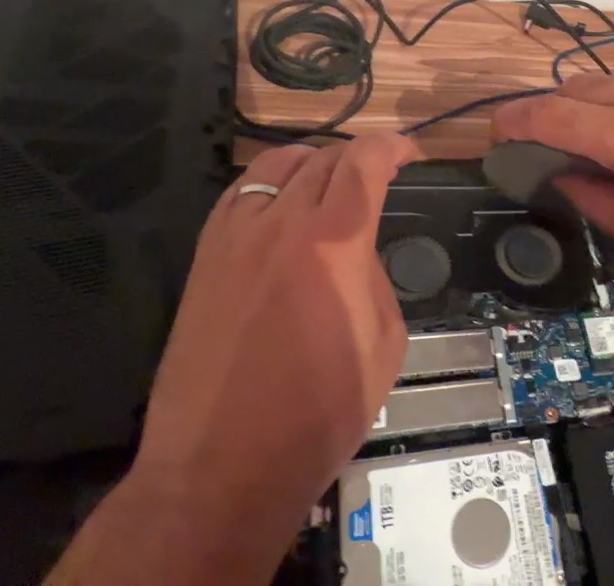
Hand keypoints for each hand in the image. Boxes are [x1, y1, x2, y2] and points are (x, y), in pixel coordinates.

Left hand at [50, 134, 419, 585]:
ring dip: (312, 162)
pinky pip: (238, 196)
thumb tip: (357, 259)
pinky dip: (269, 186)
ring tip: (329, 180)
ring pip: (275, 166)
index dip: (393, 147)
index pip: (365, 161)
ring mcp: (233, 237)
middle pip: (323, 158)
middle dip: (359, 157)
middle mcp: (280, 223)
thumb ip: (375, 281)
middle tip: (379, 173)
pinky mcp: (203, 259)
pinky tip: (280, 208)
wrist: (223, 466)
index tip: (410, 154)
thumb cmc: (319, 412)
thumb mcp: (385, 343)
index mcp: (334, 241)